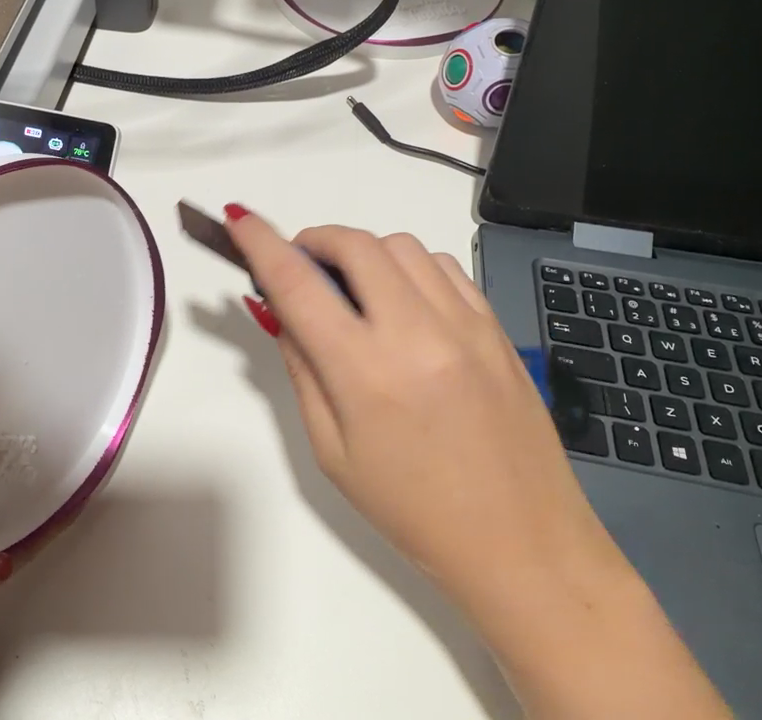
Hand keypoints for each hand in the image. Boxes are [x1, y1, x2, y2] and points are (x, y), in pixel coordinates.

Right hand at [223, 206, 605, 597]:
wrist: (522, 543)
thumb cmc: (411, 509)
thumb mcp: (333, 451)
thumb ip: (303, 369)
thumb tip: (279, 310)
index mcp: (367, 372)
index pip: (299, 284)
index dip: (260, 242)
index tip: (239, 218)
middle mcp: (418, 333)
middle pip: (356, 244)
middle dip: (315, 241)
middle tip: (301, 267)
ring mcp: (466, 325)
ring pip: (403, 246)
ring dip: (364, 254)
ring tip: (355, 293)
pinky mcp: (497, 328)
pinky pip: (445, 267)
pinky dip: (410, 269)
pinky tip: (403, 305)